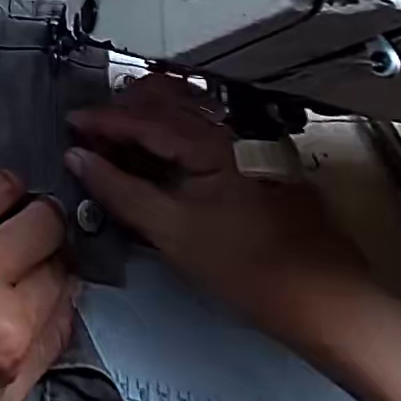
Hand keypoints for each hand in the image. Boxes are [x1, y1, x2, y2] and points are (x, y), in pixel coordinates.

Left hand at [0, 152, 76, 400]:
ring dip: (10, 194)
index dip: (62, 268)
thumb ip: (44, 346)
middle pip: (43, 219)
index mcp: (6, 326)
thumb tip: (67, 293)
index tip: (53, 266)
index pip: (61, 272)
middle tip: (34, 235)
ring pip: (0, 183)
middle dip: (47, 226)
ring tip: (1, 210)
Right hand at [63, 75, 371, 358]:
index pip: (141, 116)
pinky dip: (170, 125)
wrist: (329, 303)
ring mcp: (246, 139)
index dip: (101, 118)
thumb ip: (118, 190)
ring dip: (146, 111)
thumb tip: (78, 159)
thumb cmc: (250, 268)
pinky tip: (157, 147)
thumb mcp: (171, 232)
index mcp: (209, 140)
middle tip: (91, 129)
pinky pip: (201, 122)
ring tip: (117, 133)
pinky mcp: (256, 155)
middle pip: (164, 97)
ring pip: (185, 105)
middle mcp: (229, 128)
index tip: (71, 122)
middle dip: (121, 108)